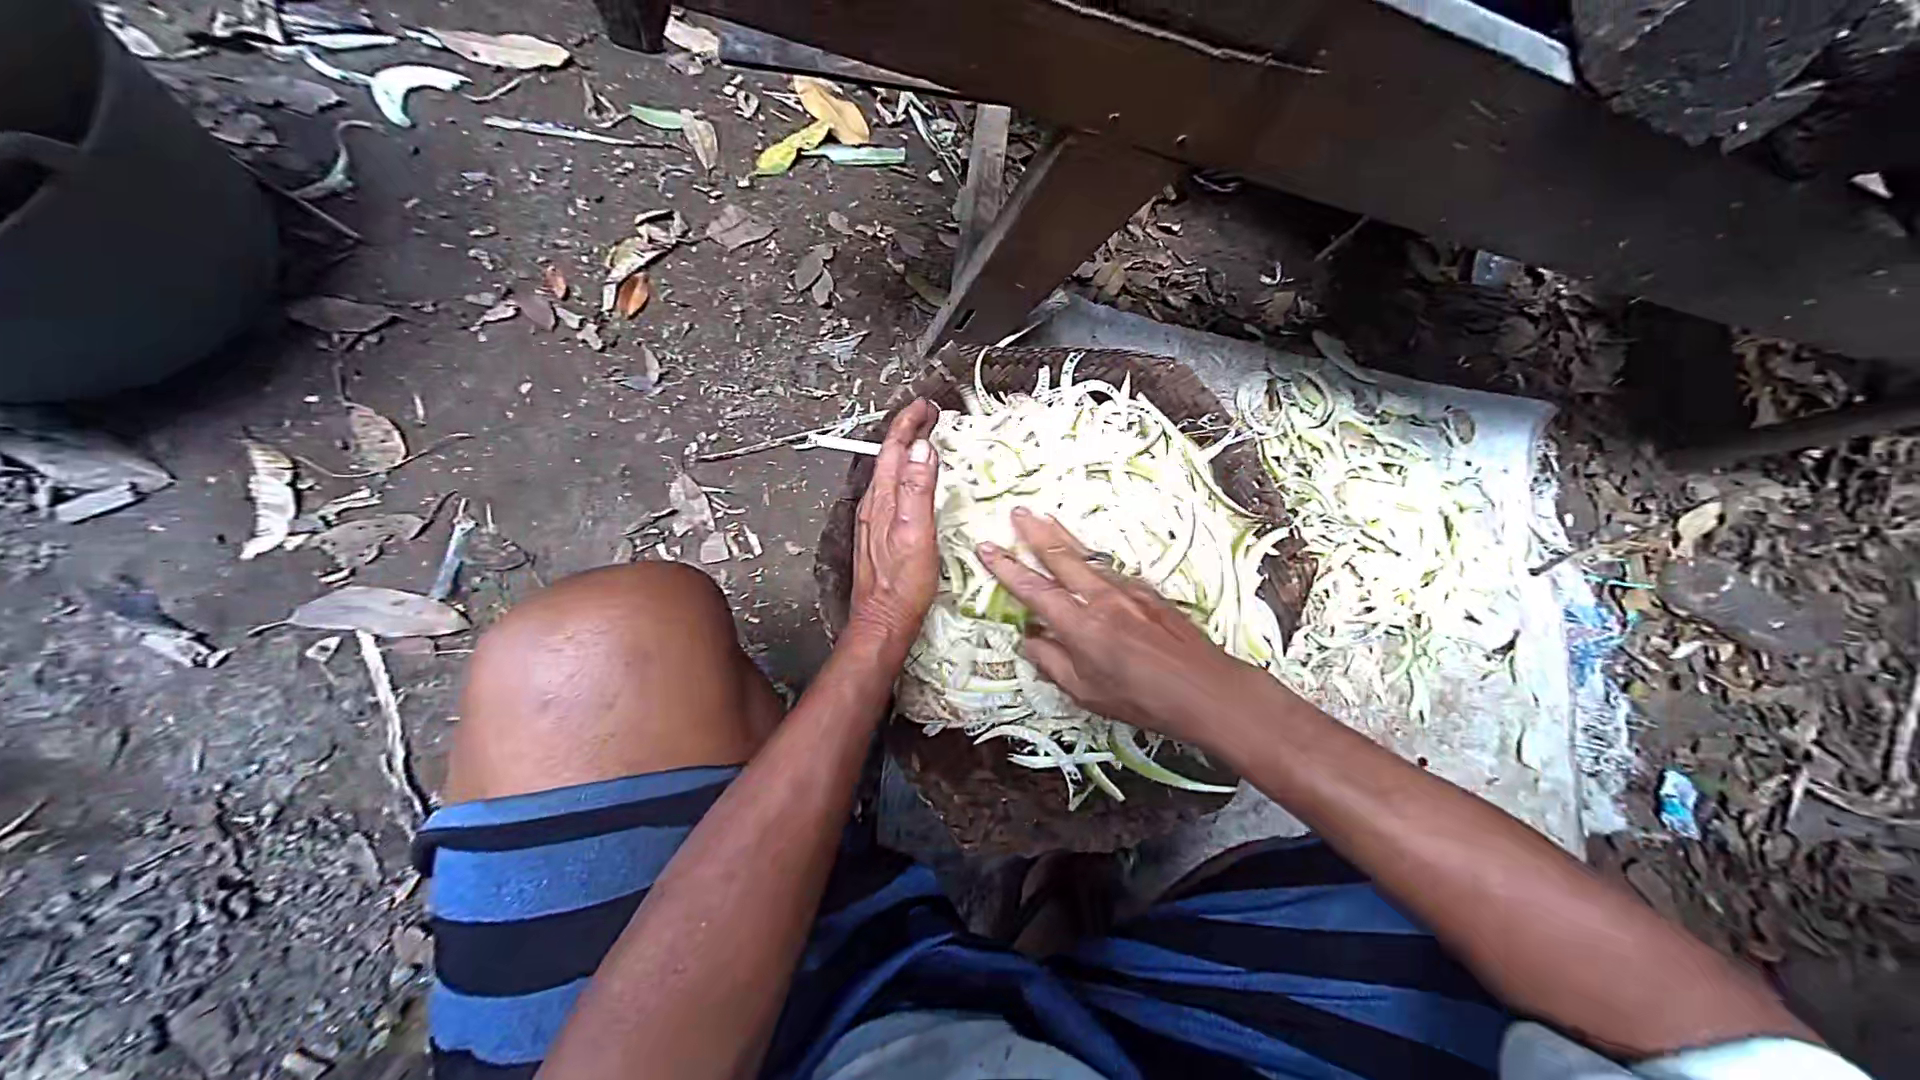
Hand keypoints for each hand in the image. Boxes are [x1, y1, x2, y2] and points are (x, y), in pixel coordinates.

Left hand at [847, 399, 940, 650]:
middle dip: (907, 431)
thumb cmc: (901, 585)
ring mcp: (874, 520)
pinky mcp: (879, 534)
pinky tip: (912, 482)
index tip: (925, 407)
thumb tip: (921, 450)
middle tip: (927, 416)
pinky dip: (903, 475)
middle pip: (889, 456)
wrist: (883, 621)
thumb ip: (917, 490)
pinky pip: (890, 492)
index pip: (893, 448)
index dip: (908, 423)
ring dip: (904, 452)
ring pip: (888, 473)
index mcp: (883, 500)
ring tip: (922, 440)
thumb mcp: (916, 533)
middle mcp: (874, 505)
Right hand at [977, 508, 1273, 746]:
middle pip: (1061, 557)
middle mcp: (1101, 600)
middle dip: (1035, 533)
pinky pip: (1112, 572)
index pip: (1033, 590)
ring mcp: (1128, 592)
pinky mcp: (1149, 592)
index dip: (1006, 568)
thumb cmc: (1143, 700)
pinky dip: (1093, 561)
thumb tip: (1030, 641)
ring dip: (1063, 538)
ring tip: (1045, 519)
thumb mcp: (1087, 693)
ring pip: (1087, 558)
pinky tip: (1089, 560)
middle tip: (1017, 513)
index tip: (986, 548)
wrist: (1206, 688)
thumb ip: (1053, 663)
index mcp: (1080, 626)